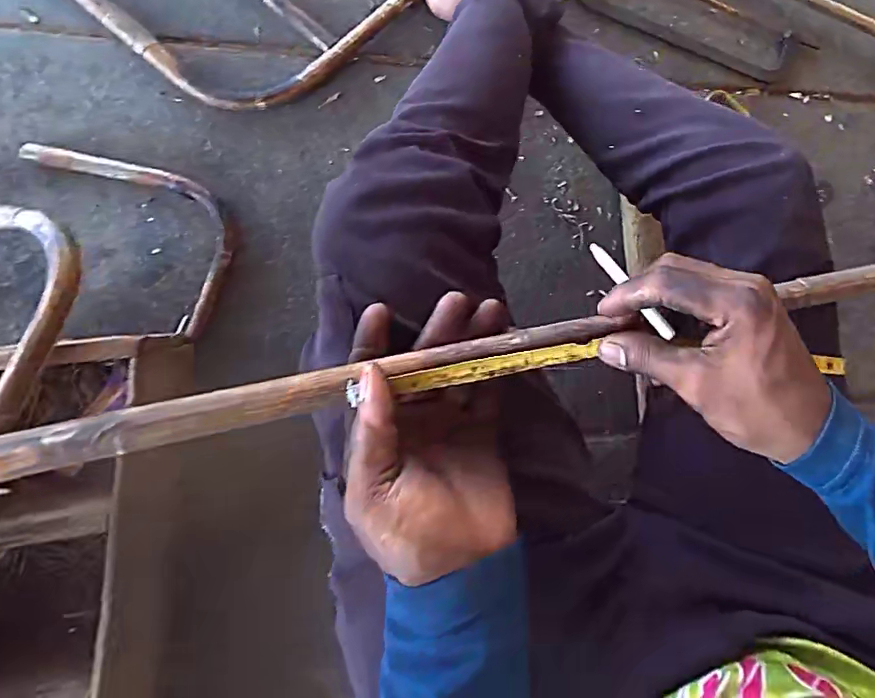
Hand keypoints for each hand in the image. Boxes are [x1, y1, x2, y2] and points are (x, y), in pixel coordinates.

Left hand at [344, 292, 517, 586]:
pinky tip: (504, 339)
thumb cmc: (403, 538)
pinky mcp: (482, 429)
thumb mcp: (373, 493)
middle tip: (455, 301)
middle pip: (421, 364)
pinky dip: (495, 366)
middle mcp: (411, 416)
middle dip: (436, 331)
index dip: (372, 342)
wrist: (461, 573)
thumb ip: (372, 435)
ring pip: (457, 370)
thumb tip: (369, 374)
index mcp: (378, 429)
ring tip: (489, 309)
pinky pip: (488, 390)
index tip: (379, 311)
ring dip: (470, 340)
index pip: (371, 376)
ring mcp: (448, 421)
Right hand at [595, 254, 833, 463]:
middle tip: (615, 318)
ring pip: (686, 275)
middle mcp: (745, 284)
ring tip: (633, 323)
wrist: (814, 431)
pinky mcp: (751, 300)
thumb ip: (647, 357)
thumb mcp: (696, 385)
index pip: (667, 281)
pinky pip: (701, 288)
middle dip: (639, 290)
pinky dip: (675, 302)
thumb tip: (607, 346)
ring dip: (656, 295)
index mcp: (737, 301)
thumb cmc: (759, 411)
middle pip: (675, 269)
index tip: (603, 314)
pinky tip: (661, 326)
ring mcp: (751, 290)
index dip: (628, 294)